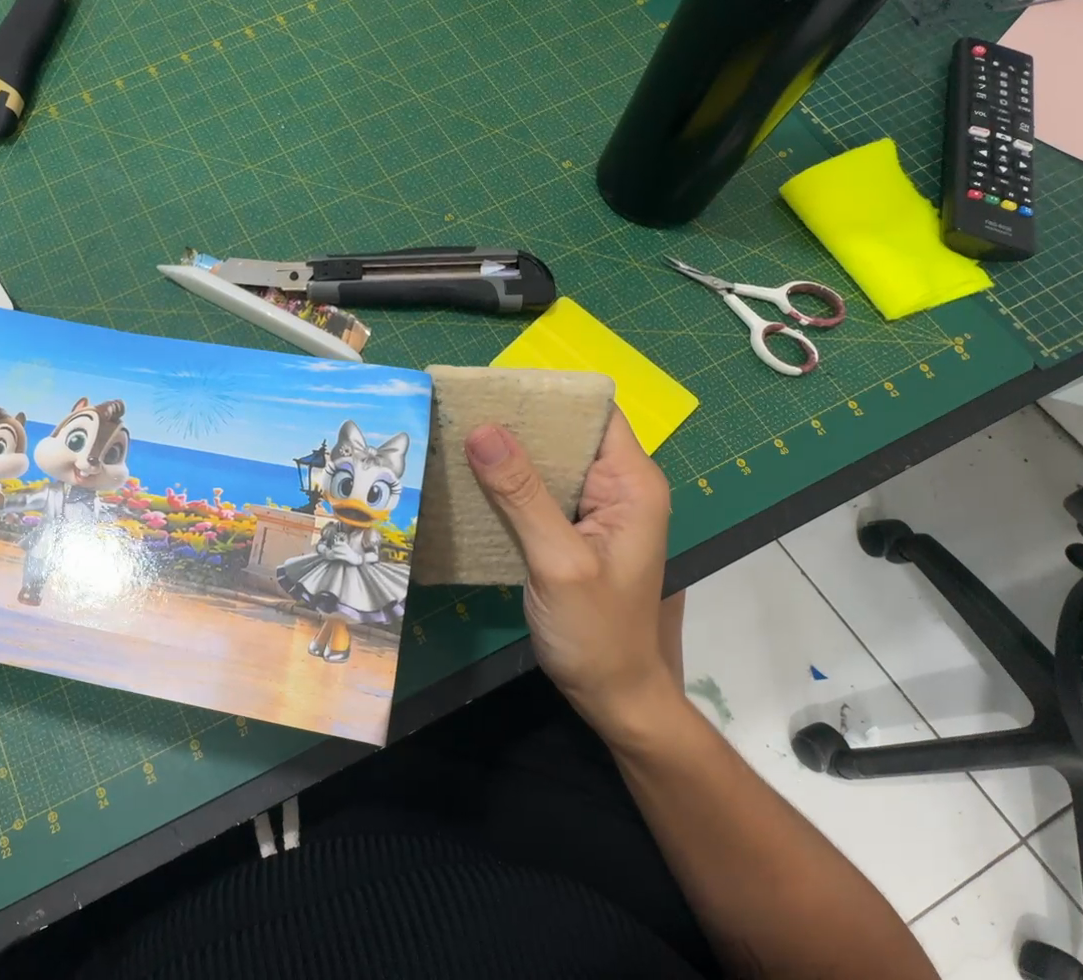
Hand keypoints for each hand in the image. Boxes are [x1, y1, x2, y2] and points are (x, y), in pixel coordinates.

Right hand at [464, 408, 679, 741]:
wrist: (612, 694)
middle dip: (514, 422)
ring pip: (545, 463)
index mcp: (631, 485)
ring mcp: (592, 511)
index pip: (594, 413)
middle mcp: (616, 488)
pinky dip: (504, 487)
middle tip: (456, 412)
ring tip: (451, 439)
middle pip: (565, 434)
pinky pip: (535, 494)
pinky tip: (467, 484)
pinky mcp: (569, 532)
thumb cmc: (597, 631)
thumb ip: (522, 496)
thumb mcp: (558, 561)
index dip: (547, 395)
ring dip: (504, 454)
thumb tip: (481, 430)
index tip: (490, 388)